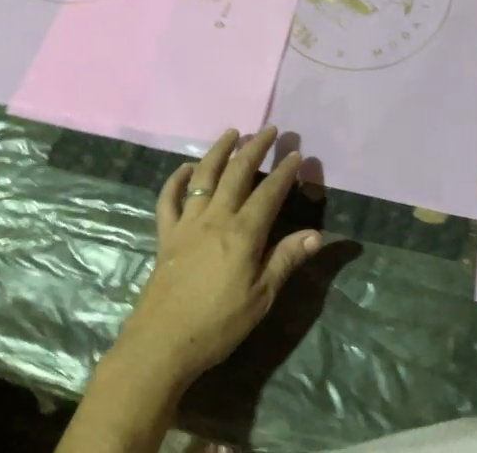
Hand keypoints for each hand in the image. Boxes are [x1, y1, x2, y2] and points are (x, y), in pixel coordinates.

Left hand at [115, 126, 321, 386]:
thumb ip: (285, 261)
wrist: (161, 346)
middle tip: (269, 130)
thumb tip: (316, 234)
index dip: (284, 172)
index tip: (296, 153)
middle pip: (237, 173)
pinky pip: (169, 199)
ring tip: (232, 133)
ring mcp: (187, 224)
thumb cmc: (217, 325)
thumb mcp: (260, 298)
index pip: (269, 193)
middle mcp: (215, 219)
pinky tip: (186, 168)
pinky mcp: (166, 236)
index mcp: (243, 233)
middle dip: (255, 148)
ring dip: (219, 151)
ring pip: (204, 176)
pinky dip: (177, 179)